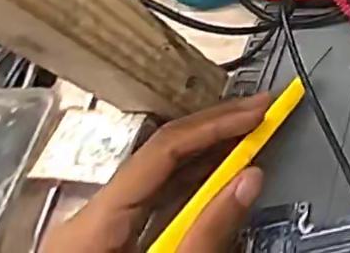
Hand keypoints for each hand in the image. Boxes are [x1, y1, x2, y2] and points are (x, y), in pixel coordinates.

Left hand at [42, 94, 272, 252]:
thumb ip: (207, 236)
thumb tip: (251, 178)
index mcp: (90, 226)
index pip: (164, 149)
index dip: (217, 123)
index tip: (261, 110)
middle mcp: (86, 222)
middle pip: (160, 157)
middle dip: (215, 132)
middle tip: (263, 115)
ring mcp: (91, 238)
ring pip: (157, 178)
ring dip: (207, 156)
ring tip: (250, 139)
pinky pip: (152, 205)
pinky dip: (191, 187)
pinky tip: (220, 181)